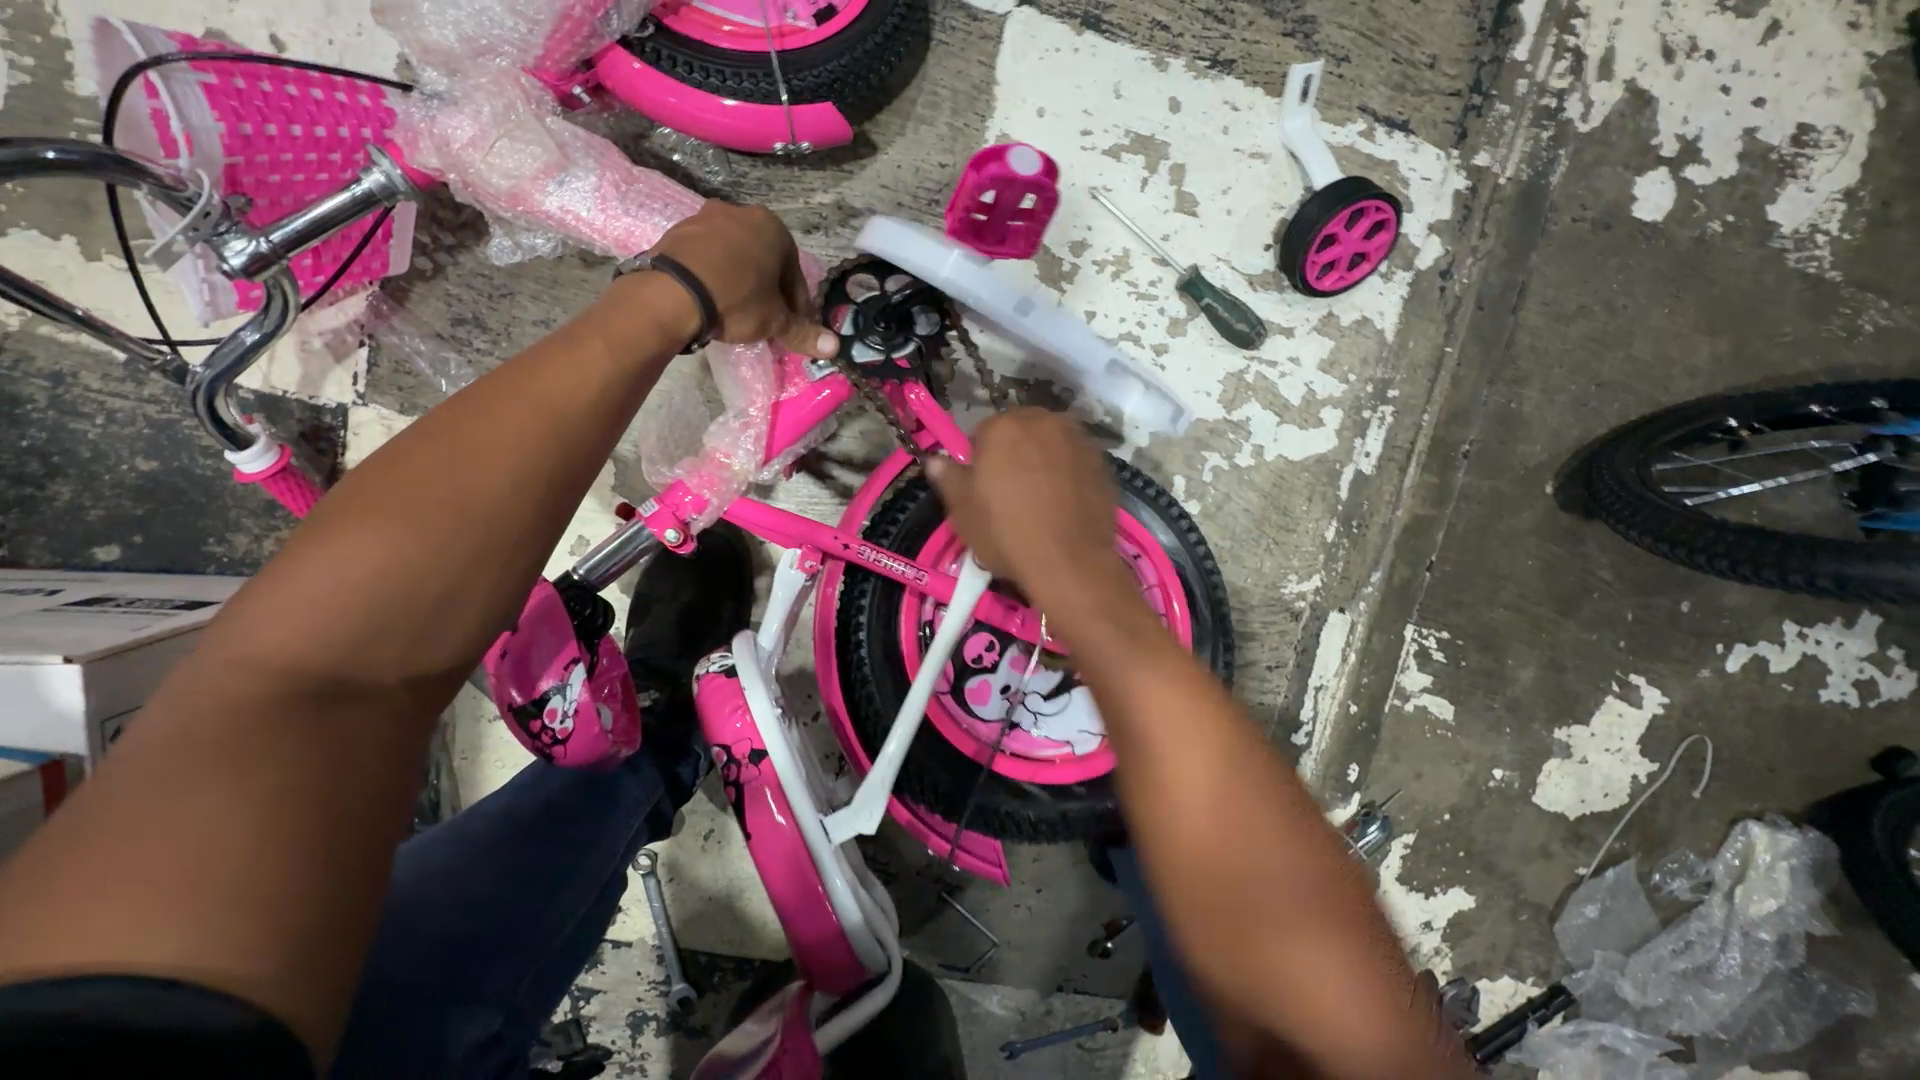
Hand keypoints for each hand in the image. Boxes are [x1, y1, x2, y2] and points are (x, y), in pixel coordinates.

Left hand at [646, 201, 837, 356]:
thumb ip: (803, 332)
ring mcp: (706, 218)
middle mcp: (741, 213)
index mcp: (773, 228)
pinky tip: (711, 298)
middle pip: (764, 259)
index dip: (797, 304)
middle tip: (766, 318)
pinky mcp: (678, 230)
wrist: (671, 293)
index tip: (792, 324)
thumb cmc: (736, 300)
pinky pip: (707, 255)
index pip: (795, 272)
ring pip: (734, 254)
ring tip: (736, 310)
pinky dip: (714, 274)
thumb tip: (834, 346)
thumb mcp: (774, 321)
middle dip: (768, 288)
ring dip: (740, 279)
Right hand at [926, 409, 1121, 595]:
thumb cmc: (1006, 533)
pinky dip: (1068, 475)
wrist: (1070, 563)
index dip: (980, 461)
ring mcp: (1079, 440)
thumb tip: (935, 460)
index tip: (982, 489)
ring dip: (1043, 461)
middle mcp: (1044, 421)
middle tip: (1010, 493)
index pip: (983, 433)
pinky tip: (1064, 505)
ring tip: (1039, 500)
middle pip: (1021, 432)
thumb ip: (948, 477)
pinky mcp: (1103, 464)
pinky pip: (1075, 463)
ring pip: (1051, 445)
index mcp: (1004, 426)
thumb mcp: (962, 510)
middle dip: (1014, 454)